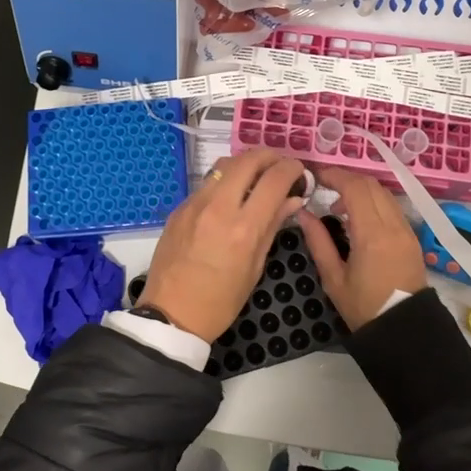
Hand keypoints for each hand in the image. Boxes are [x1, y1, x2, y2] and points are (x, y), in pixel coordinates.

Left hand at [139, 149, 307, 340]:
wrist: (172, 314)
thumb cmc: (221, 301)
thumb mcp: (255, 267)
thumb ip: (273, 226)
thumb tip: (292, 198)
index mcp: (243, 227)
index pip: (274, 180)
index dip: (291, 169)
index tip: (298, 171)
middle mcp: (218, 207)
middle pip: (247, 160)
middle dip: (269, 156)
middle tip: (280, 165)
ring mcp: (195, 204)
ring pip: (224, 165)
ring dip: (245, 164)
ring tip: (257, 176)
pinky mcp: (179, 208)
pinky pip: (207, 184)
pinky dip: (224, 182)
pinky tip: (231, 197)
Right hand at [301, 166, 427, 328]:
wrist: (405, 329)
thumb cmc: (364, 307)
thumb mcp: (333, 278)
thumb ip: (318, 241)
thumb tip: (302, 213)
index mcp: (372, 235)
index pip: (355, 188)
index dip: (335, 176)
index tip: (315, 177)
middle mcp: (393, 226)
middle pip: (371, 185)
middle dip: (346, 179)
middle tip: (323, 187)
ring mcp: (406, 230)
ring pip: (383, 193)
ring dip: (361, 190)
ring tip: (338, 206)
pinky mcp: (411, 237)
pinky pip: (391, 207)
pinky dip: (373, 202)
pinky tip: (358, 219)